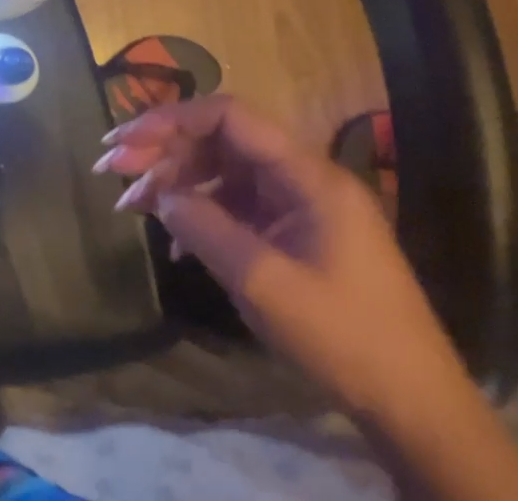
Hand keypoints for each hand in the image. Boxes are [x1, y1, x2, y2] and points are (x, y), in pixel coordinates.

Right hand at [96, 96, 464, 414]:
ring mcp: (298, 206)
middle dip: (159, 150)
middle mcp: (303, 180)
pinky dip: (193, 212)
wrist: (409, 399)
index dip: (169, 120)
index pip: (229, 117)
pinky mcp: (291, 232)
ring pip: (218, 171)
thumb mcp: (260, 279)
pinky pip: (231, 204)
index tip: (122, 142)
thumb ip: (202, 225)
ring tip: (126, 206)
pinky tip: (170, 242)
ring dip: (170, 182)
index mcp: (308, 178)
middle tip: (107, 170)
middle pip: (218, 140)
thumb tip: (160, 195)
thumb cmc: (341, 334)